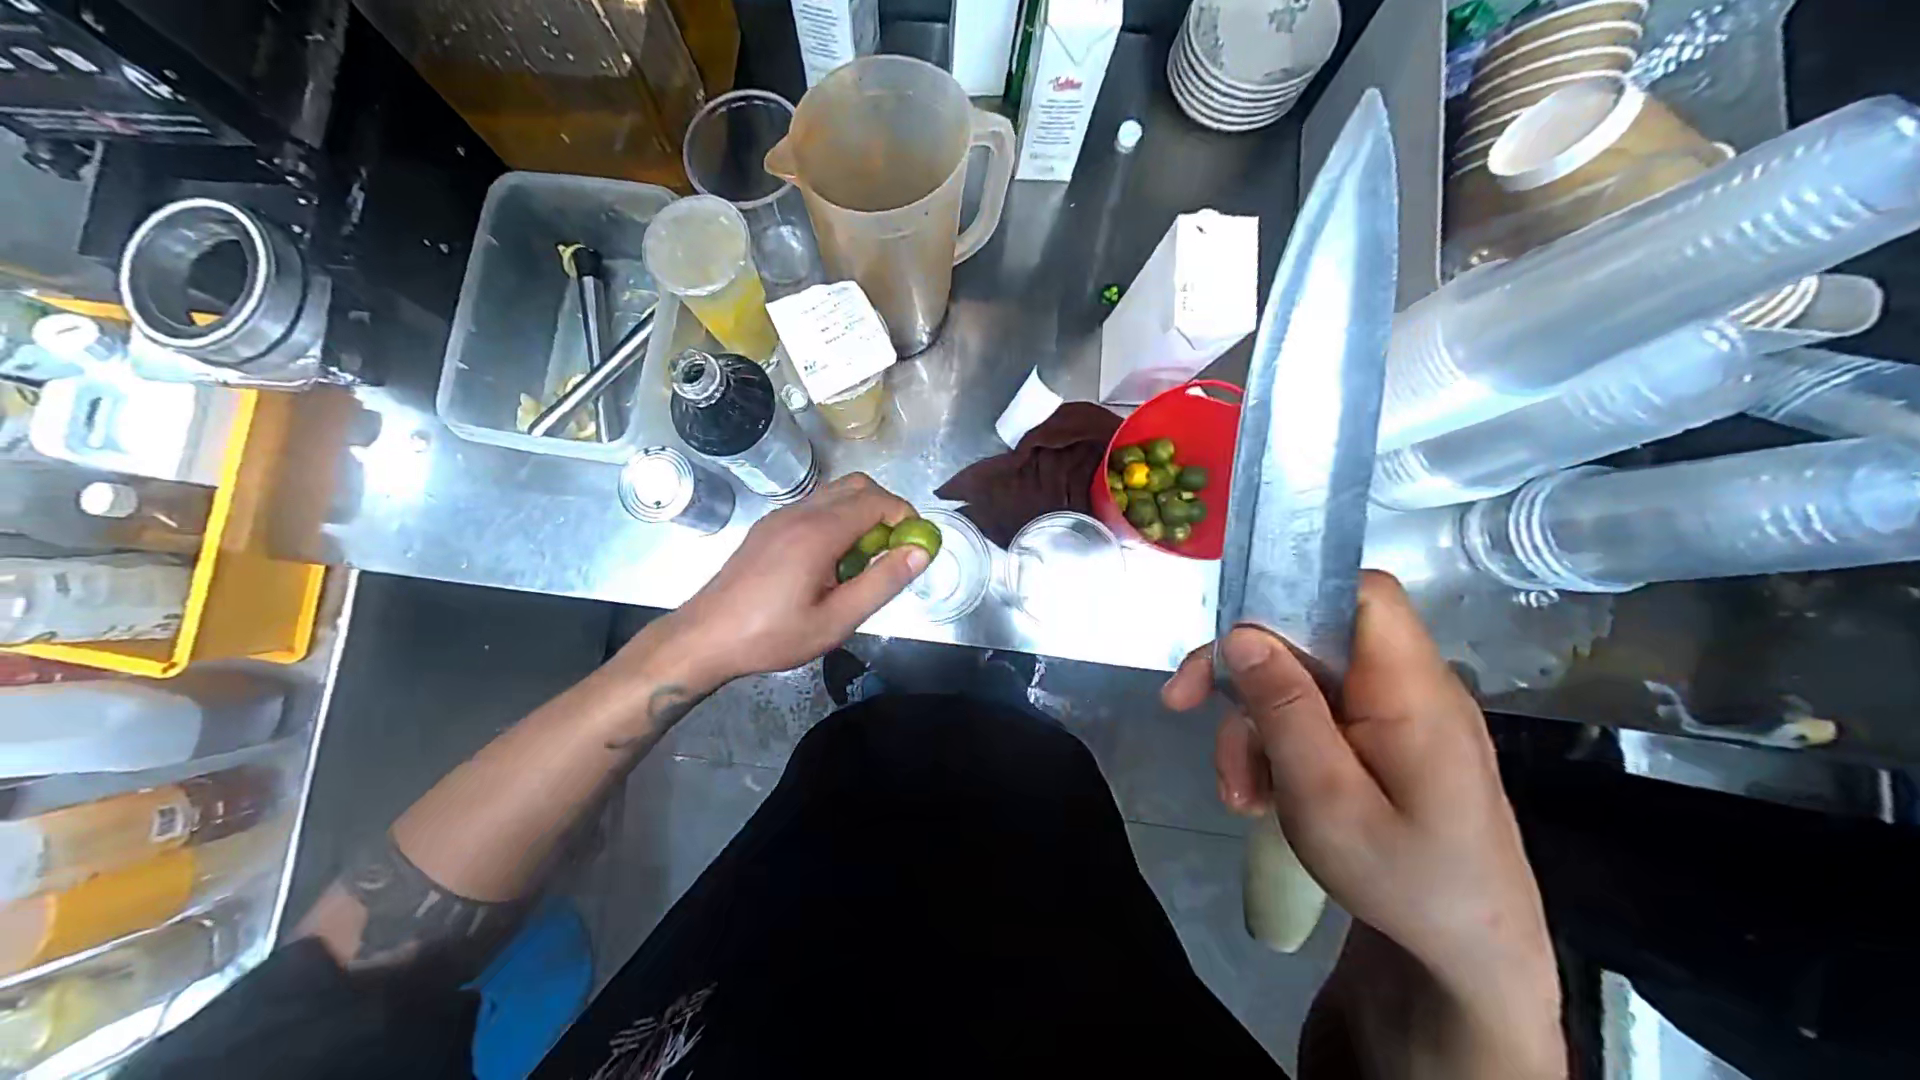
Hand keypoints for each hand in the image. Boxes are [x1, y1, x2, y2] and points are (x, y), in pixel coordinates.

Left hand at [656, 473, 928, 685]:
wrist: (705, 637)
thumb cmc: (773, 635)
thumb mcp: (837, 620)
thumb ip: (882, 582)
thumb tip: (920, 552)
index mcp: (818, 532)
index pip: (877, 500)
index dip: (905, 516)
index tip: (915, 545)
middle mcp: (800, 512)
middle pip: (858, 486)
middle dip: (886, 509)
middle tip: (893, 549)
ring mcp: (780, 516)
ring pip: (835, 493)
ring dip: (861, 513)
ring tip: (864, 559)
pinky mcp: (768, 526)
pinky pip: (814, 506)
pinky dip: (838, 518)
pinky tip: (832, 560)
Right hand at [1162, 573, 1559, 1046]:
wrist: (1466, 959)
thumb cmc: (1405, 882)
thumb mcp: (1326, 800)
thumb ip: (1284, 710)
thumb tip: (1240, 633)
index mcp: (1411, 689)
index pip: (1363, 592)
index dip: (1296, 591)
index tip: (1232, 634)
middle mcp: (1405, 686)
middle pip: (1309, 639)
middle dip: (1243, 673)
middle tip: (1185, 705)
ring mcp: (1393, 713)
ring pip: (1300, 681)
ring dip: (1253, 724)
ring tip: (1238, 794)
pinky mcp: (1380, 738)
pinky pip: (1314, 715)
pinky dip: (1276, 744)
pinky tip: (1261, 794)